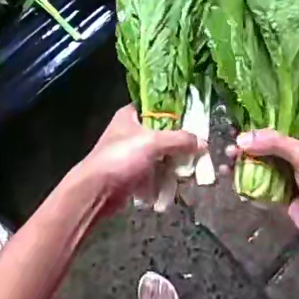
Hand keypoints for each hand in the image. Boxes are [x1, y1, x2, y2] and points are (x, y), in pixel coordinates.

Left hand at [66, 105, 203, 215]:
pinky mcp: (135, 173)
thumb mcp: (152, 142)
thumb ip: (179, 139)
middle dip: (181, 146)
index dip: (178, 114)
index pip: (159, 107)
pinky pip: (157, 173)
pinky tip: (179, 185)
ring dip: (176, 165)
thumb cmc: (121, 158)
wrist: (97, 190)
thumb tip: (202, 142)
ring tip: (191, 173)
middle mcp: (132, 131)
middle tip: (199, 153)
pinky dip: (167, 179)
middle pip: (164, 134)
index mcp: (131, 115)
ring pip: (162, 156)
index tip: (198, 123)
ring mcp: (133, 153)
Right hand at [231, 131, 298, 247]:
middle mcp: (295, 158)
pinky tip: (230, 178)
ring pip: (258, 166)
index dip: (255, 132)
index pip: (276, 132)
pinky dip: (243, 181)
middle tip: (228, 151)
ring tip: (225, 164)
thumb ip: (276, 143)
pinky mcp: (279, 195)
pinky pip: (257, 184)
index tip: (235, 132)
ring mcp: (287, 178)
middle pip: (264, 149)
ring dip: (241, 164)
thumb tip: (242, 139)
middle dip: (245, 148)